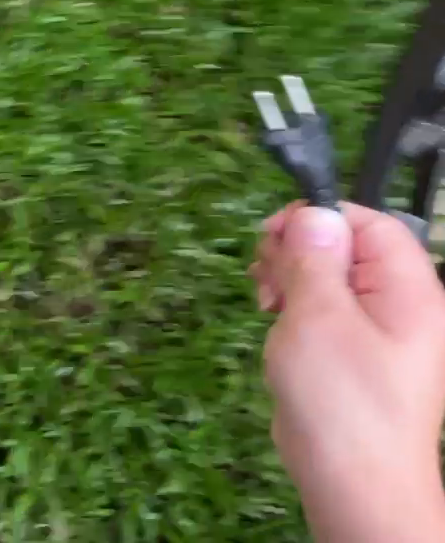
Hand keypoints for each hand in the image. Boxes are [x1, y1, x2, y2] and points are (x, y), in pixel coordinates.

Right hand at [251, 202, 444, 541]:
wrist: (350, 467)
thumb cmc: (339, 391)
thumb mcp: (318, 315)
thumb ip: (315, 259)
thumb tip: (314, 213)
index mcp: (410, 294)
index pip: (373, 225)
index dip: (320, 218)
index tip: (273, 237)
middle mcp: (400, 304)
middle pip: (344, 243)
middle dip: (293, 249)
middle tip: (269, 278)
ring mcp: (376, 324)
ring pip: (324, 269)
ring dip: (285, 273)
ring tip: (269, 301)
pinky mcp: (350, 340)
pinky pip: (319, 297)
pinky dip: (289, 296)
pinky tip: (273, 313)